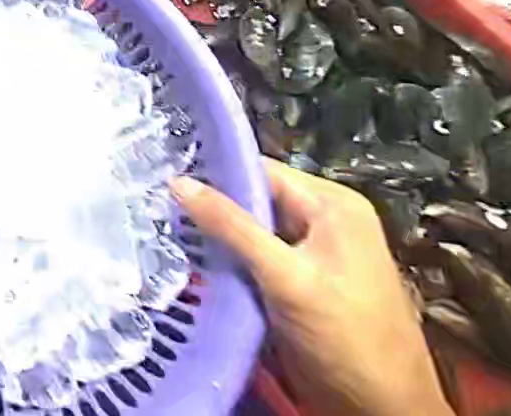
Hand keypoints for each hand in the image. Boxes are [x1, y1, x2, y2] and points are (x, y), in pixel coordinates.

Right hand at [172, 160, 451, 415]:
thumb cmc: (349, 342)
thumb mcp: (287, 279)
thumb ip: (231, 225)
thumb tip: (176, 180)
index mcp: (332, 204)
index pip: (256, 169)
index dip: (211, 173)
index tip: (164, 178)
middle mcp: (323, 216)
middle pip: (249, 194)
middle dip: (209, 203)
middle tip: (161, 205)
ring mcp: (311, 247)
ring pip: (246, 221)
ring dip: (213, 229)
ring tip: (168, 226)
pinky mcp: (298, 274)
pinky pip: (251, 247)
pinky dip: (225, 251)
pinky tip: (194, 252)